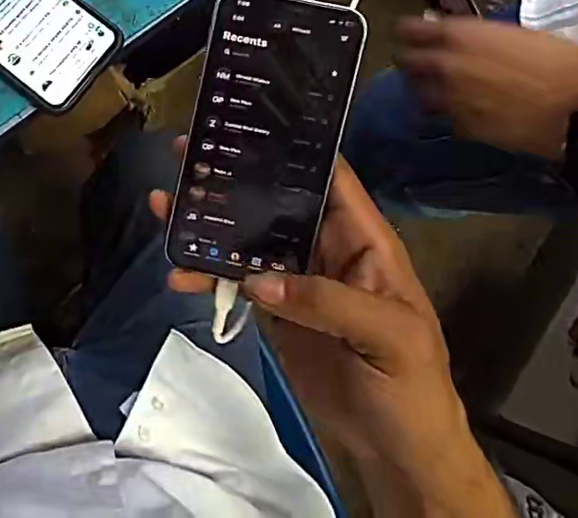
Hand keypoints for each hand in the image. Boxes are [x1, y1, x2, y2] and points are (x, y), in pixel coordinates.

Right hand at [153, 144, 514, 514]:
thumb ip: (328, 301)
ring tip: (164, 206)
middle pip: (275, 200)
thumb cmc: (413, 385)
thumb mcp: (389, 337)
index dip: (294, 147)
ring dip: (208, 224)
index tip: (249, 124)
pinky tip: (178, 273)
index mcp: (361, 237)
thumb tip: (259, 281)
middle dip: (233, 179)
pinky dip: (207, 274)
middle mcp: (325, 246)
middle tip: (187, 156)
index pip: (329, 176)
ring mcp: (296, 277)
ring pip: (247, 237)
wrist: (398, 453)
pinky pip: (236, 280)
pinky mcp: (275, 308)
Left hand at [394, 16, 577, 162]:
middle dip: (411, 62)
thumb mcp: (515, 35)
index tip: (409, 35)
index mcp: (459, 35)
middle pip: (405, 62)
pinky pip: (447, 120)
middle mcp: (445, 65)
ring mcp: (451, 99)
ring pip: (419, 94)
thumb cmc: (564, 62)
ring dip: (427, 91)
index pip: (408, 29)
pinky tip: (471, 114)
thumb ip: (475, 37)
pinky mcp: (465, 128)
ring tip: (443, 92)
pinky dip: (453, 116)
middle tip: (422, 65)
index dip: (407, 32)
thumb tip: (453, 35)